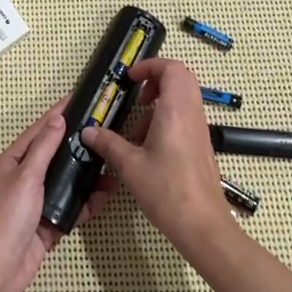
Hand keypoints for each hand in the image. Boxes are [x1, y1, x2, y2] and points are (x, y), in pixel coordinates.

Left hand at [0, 102, 115, 291]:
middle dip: (78, 146)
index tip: (78, 99)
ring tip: (111, 168)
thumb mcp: (26, 177)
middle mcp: (25, 178)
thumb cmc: (7, 217)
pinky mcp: (48, 225)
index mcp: (13, 161)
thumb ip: (43, 149)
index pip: (39, 130)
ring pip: (66, 183)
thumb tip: (58, 120)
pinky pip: (70, 208)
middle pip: (55, 156)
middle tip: (105, 133)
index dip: (58, 114)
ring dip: (86, 177)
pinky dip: (86, 203)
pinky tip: (104, 197)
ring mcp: (37, 202)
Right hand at [81, 58, 230, 245]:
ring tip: (139, 128)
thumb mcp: (131, 167)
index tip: (130, 79)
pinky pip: (187, 116)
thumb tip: (88, 131)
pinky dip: (168, 118)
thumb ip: (108, 144)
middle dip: (157, 79)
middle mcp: (192, 114)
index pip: (172, 68)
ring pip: (185, 97)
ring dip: (162, 101)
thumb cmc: (167, 191)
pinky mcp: (202, 146)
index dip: (150, 65)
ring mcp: (200, 130)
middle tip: (138, 96)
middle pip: (182, 77)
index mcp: (176, 110)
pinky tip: (151, 146)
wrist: (203, 225)